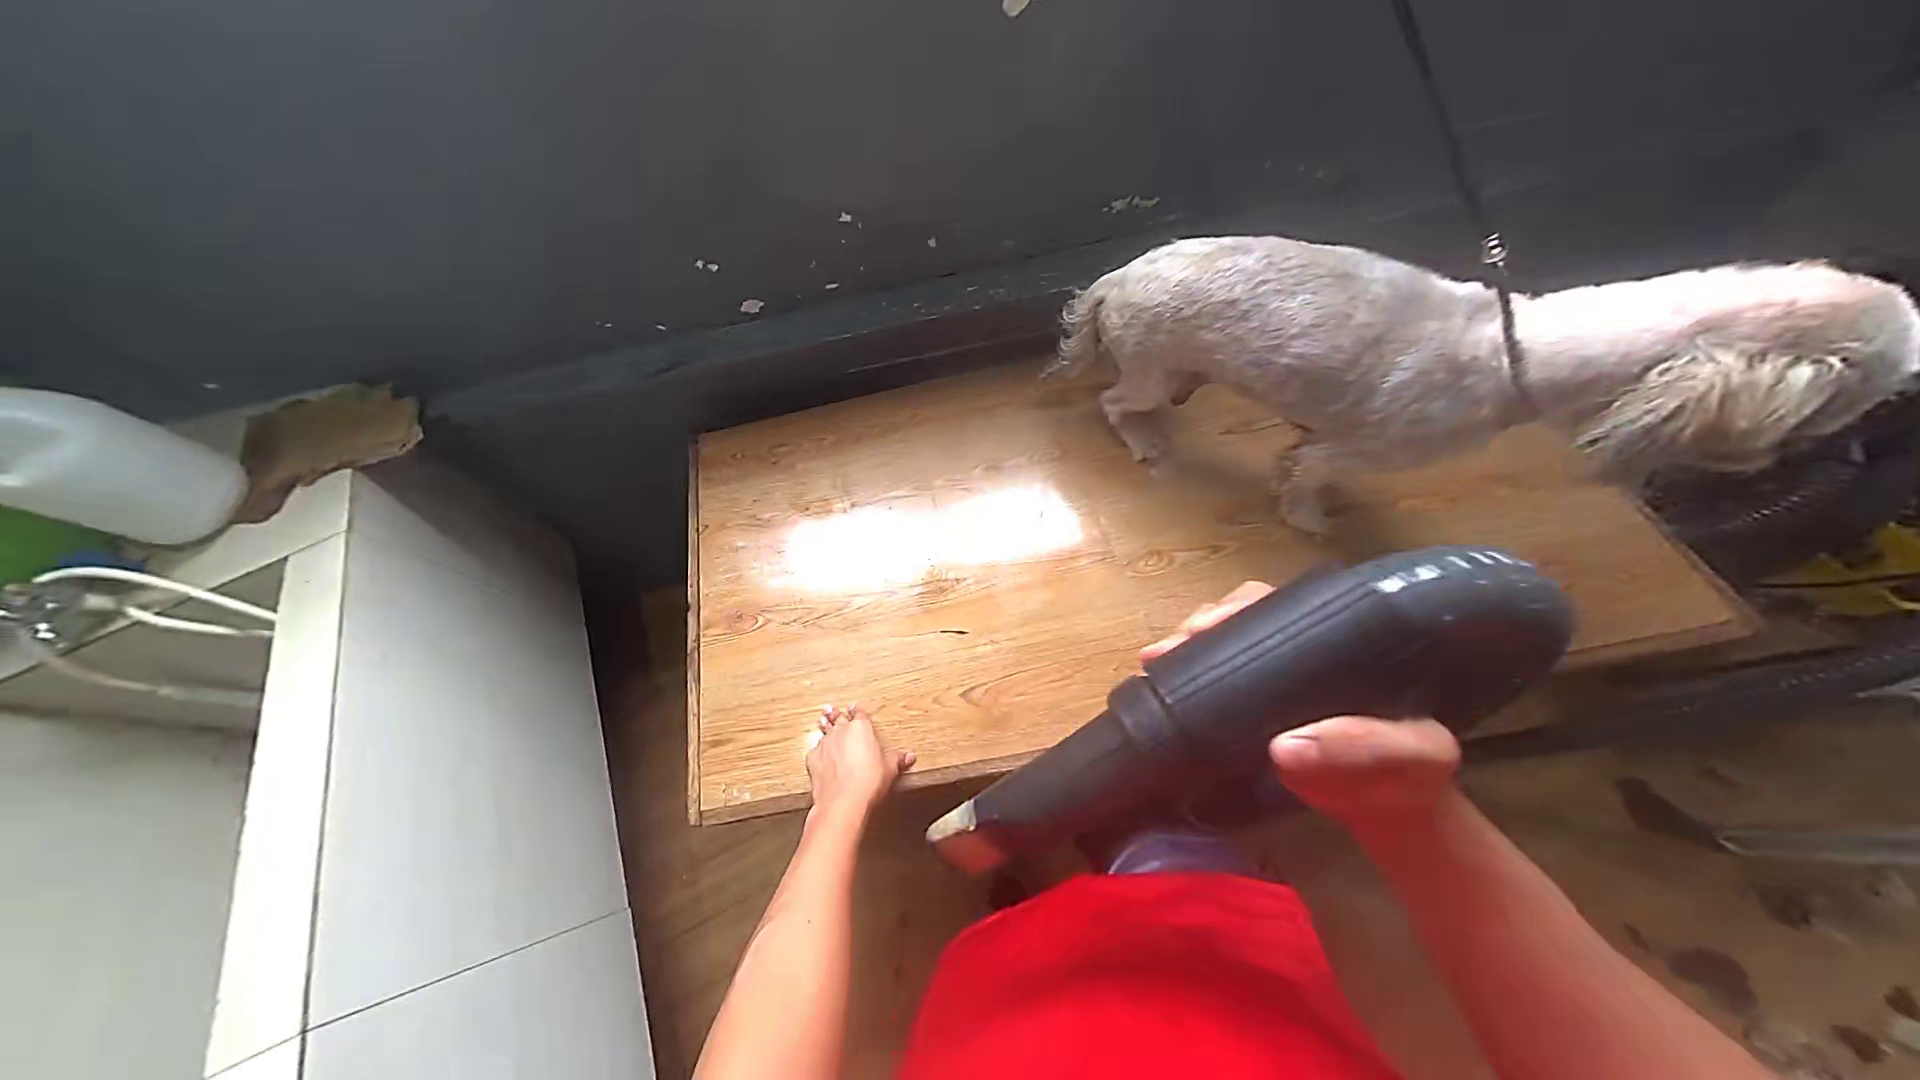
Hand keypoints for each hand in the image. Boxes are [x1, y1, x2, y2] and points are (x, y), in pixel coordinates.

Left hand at [809, 704, 914, 819]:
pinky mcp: (813, 759)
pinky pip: (815, 750)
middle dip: (836, 714)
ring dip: (825, 727)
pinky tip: (820, 755)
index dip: (857, 711)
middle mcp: (841, 731)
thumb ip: (897, 759)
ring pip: (824, 731)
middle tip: (831, 708)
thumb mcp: (890, 768)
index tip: (854, 707)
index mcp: (861, 728)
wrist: (844, 800)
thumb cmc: (868, 781)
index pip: (859, 714)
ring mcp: (825, 744)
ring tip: (822, 721)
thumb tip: (908, 756)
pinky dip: (818, 751)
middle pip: (838, 718)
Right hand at [1143, 581, 1460, 830]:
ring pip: (1219, 641)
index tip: (1209, 623)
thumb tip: (1283, 748)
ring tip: (1156, 658)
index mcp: (1339, 638)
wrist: (1384, 809)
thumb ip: (1363, 748)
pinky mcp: (1247, 703)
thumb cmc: (1408, 774)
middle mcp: (1297, 646)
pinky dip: (1181, 673)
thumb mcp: (1410, 756)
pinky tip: (1157, 676)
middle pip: (1241, 615)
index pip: (1284, 603)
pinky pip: (1210, 676)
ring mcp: (1268, 674)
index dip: (1242, 606)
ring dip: (1184, 645)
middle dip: (1202, 622)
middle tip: (1175, 644)